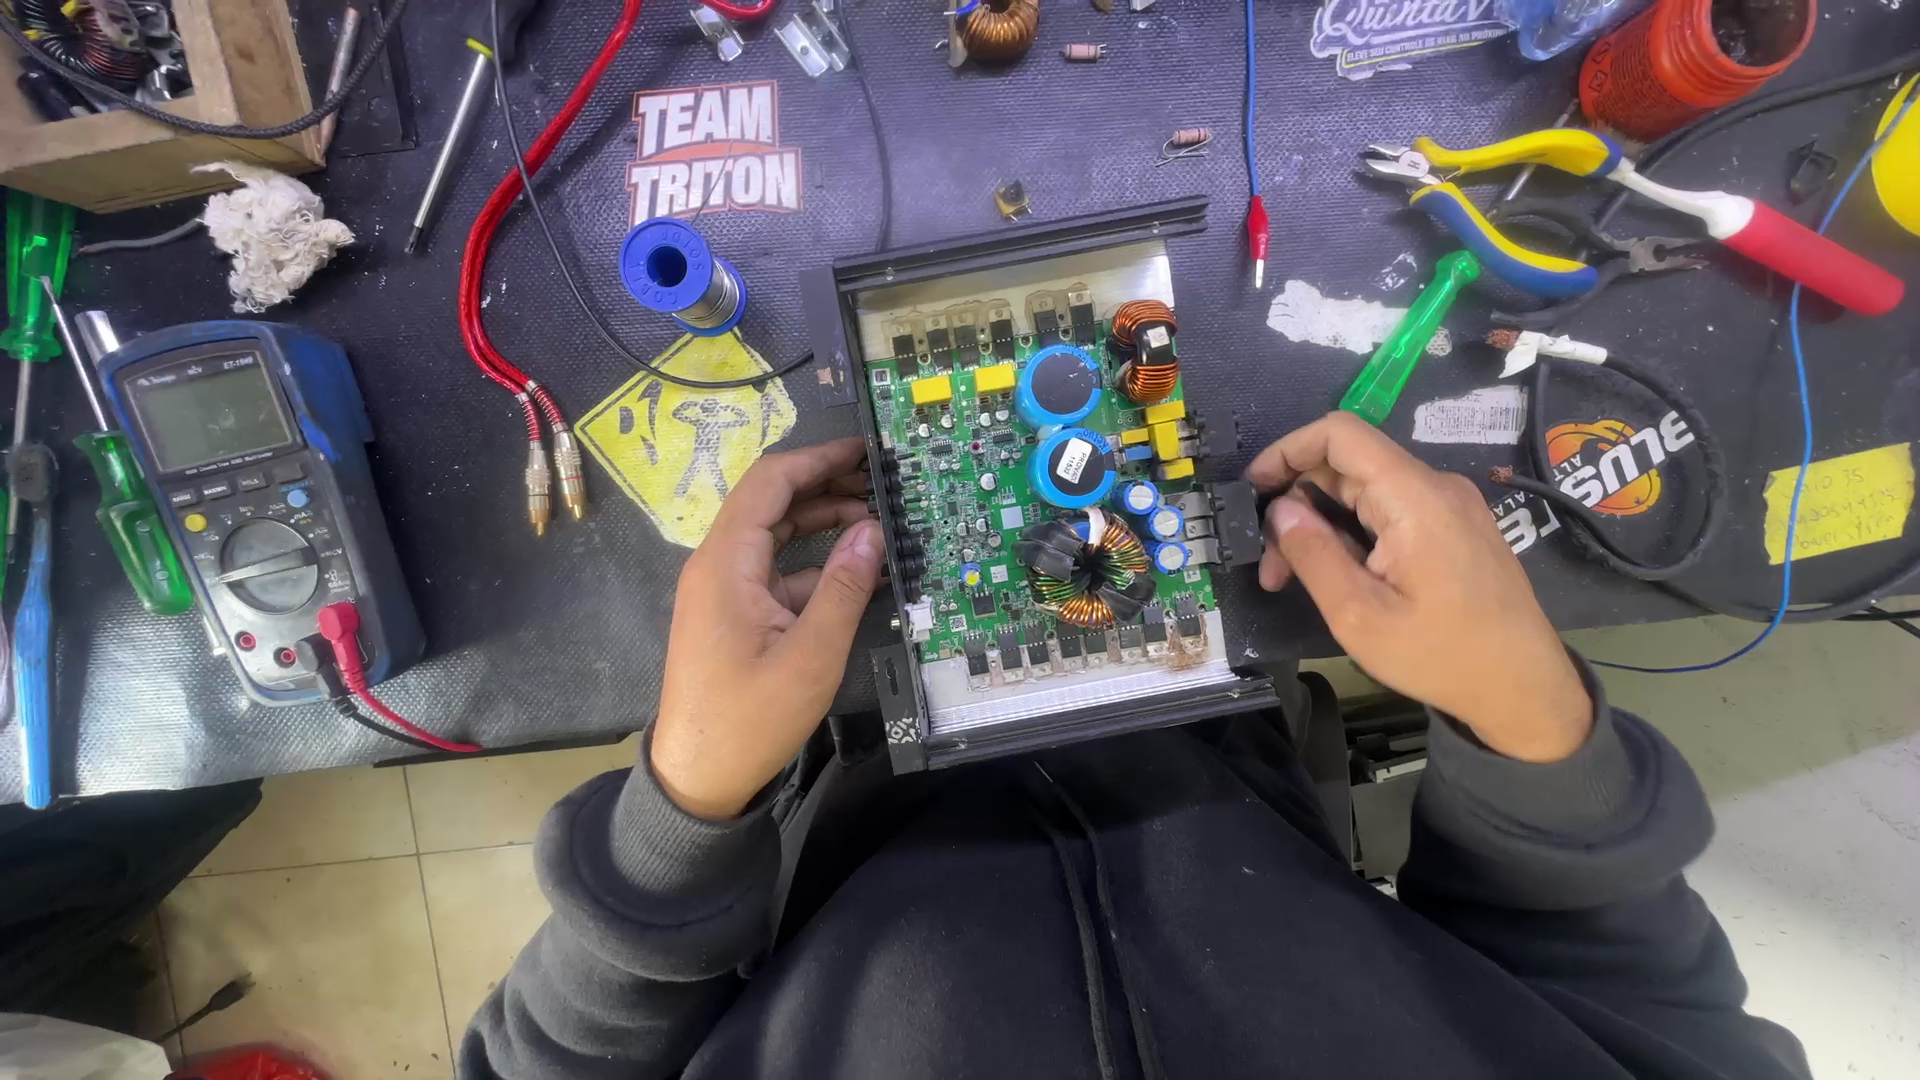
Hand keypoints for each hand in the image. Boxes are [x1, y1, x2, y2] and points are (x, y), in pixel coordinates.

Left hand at [651, 437, 882, 818]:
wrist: (698, 778)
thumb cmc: (751, 718)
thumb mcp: (812, 654)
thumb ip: (844, 586)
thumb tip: (873, 531)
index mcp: (727, 562)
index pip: (770, 482)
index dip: (818, 458)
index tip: (862, 450)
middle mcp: (718, 563)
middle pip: (771, 502)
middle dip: (825, 485)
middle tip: (879, 482)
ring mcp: (724, 588)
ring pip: (774, 534)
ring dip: (821, 521)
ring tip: (874, 519)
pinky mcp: (734, 611)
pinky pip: (775, 569)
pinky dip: (813, 561)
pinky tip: (851, 569)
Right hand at [1246, 412, 1591, 762]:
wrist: (1524, 691)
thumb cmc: (1440, 656)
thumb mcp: (1357, 614)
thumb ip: (1313, 554)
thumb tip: (1278, 509)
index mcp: (1414, 498)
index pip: (1340, 434)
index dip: (1286, 450)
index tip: (1252, 488)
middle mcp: (1433, 488)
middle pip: (1343, 466)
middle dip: (1293, 504)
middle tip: (1269, 564)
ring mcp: (1445, 506)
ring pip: (1358, 491)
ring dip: (1315, 525)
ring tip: (1289, 577)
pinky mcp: (1448, 527)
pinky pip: (1382, 511)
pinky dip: (1344, 534)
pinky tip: (1330, 574)